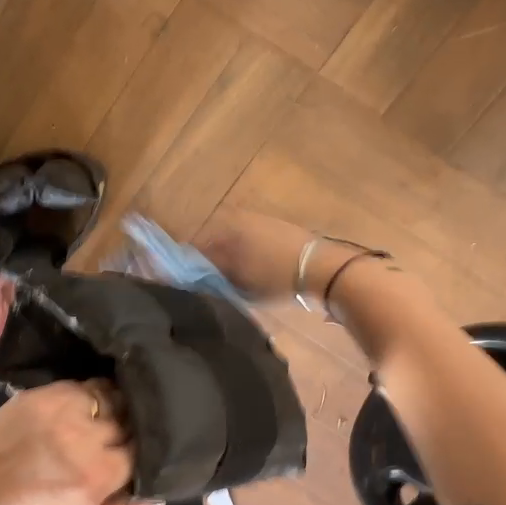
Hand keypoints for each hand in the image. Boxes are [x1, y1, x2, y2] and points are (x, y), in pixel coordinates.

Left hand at [0, 381, 133, 504]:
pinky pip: (82, 387)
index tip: (136, 461)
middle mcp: (83, 437)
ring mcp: (60, 410)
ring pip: (111, 397)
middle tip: (123, 442)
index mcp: (96, 476)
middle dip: (132, 432)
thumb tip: (153, 496)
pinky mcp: (39, 396)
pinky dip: (91, 396)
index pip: (143, 452)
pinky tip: (86, 408)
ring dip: (116, 408)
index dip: (143, 457)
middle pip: (131, 421)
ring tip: (110, 420)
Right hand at [195, 208, 375, 310]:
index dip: (187, 267)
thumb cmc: (273, 273)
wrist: (324, 268)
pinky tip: (253, 275)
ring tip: (232, 284)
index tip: (187, 286)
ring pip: (233, 244)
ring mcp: (261, 222)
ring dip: (228, 262)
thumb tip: (181, 274)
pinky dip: (246, 258)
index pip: (193, 245)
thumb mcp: (235, 279)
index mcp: (225, 224)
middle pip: (214, 243)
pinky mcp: (278, 231)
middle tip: (210, 287)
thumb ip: (206, 273)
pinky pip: (250, 245)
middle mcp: (240, 217)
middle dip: (208, 263)